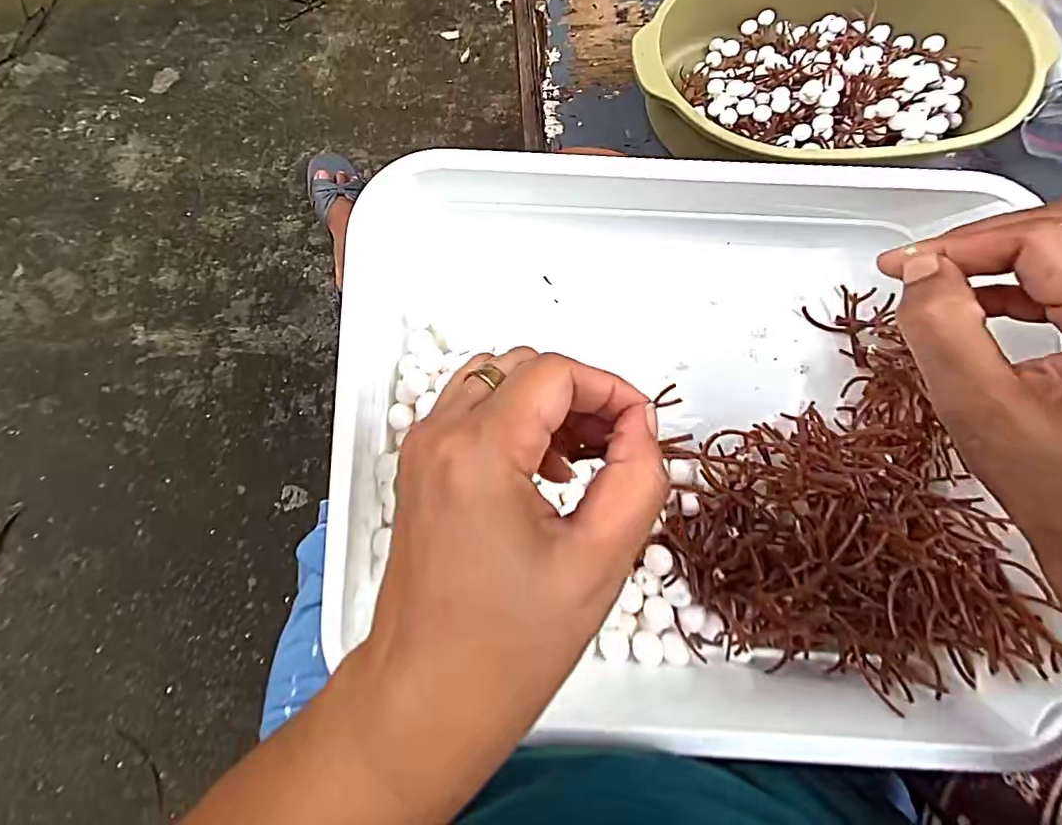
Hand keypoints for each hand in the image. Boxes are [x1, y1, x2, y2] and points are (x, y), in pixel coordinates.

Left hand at [349, 349, 665, 783]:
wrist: (426, 694)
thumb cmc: (498, 650)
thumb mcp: (597, 562)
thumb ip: (636, 479)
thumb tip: (641, 429)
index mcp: (476, 453)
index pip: (554, 373)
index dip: (611, 388)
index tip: (640, 425)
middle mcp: (439, 438)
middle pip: (522, 367)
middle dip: (580, 393)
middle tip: (618, 440)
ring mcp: (423, 449)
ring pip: (495, 380)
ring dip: (546, 403)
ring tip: (583, 456)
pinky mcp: (421, 467)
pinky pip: (471, 410)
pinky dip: (515, 419)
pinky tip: (545, 469)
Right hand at [877, 197, 1061, 636]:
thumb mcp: (978, 409)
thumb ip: (938, 325)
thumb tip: (918, 267)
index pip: (1047, 241)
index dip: (960, 244)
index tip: (898, 266)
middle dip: (987, 240)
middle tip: (922, 268)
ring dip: (1016, 255)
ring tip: (953, 284)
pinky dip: (1048, 277)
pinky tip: (1002, 303)